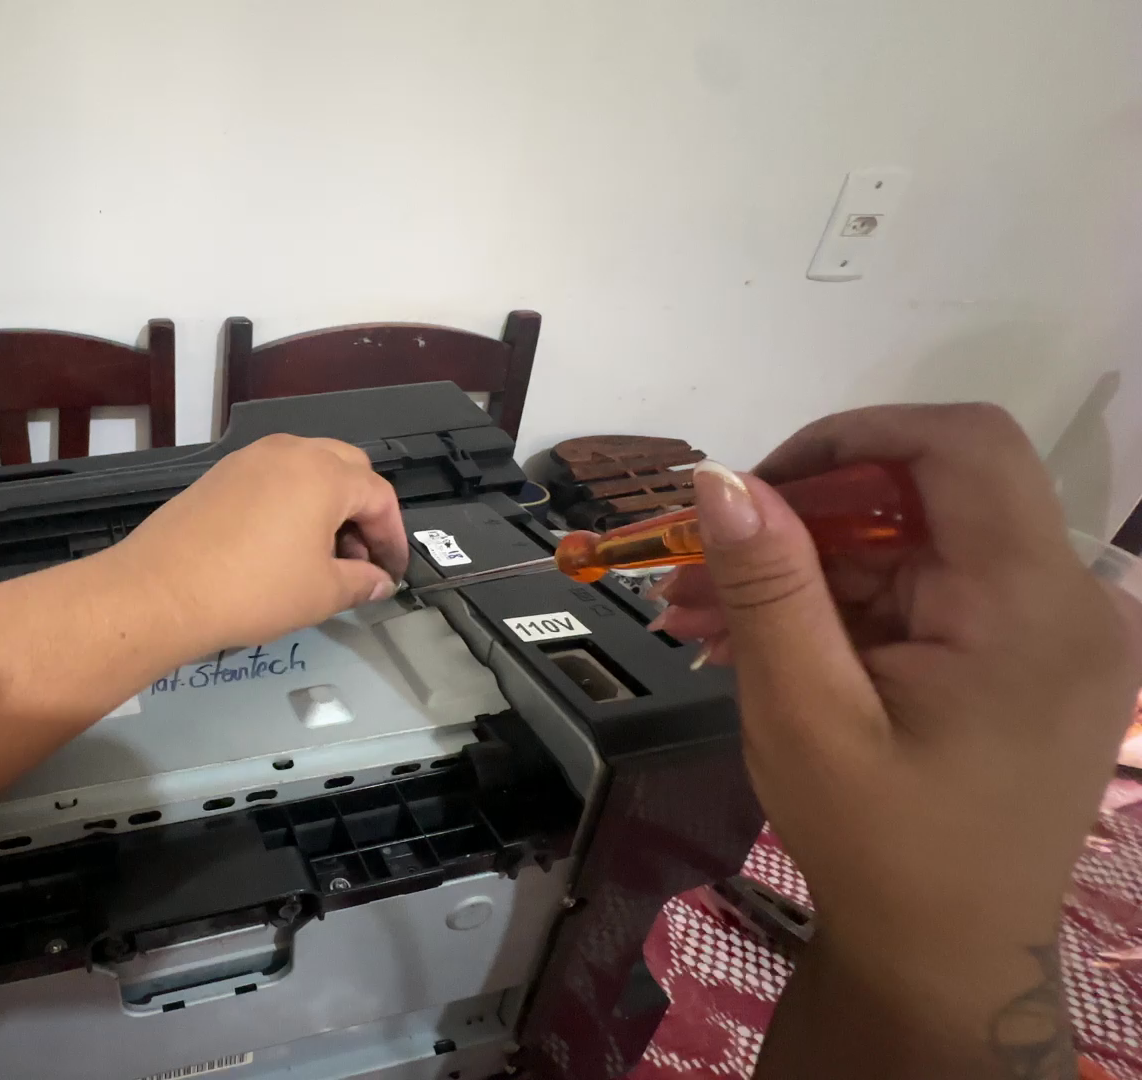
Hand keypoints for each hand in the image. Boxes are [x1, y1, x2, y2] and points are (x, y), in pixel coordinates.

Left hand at [108, 434, 408, 651]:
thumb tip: (377, 581)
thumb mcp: (321, 593)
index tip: (390, 572)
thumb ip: (360, 582)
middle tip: (357, 558)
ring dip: (325, 504)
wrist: (162, 591)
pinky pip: (270, 479)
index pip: (378, 495)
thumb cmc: (253, 590)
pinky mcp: (217, 476)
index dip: (392, 537)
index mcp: (324, 473)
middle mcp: (288, 451)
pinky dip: (288, 503)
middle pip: (346, 470)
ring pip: (305, 470)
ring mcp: (247, 459)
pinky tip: (278, 544)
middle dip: (361, 512)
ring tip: (319, 554)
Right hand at [652, 404, 1139, 1073]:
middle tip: (685, 571)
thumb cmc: (873, 833)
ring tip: (688, 615)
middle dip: (785, 524)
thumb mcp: (801, 705)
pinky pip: (899, 597)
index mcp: (1029, 605)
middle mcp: (1058, 600)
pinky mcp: (1003, 656)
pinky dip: (812, 608)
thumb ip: (766, 585)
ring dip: (782, 572)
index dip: (845, 438)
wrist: (939, 944)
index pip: (959, 448)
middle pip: (912, 501)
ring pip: (893, 550)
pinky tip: (735, 639)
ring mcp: (1034, 629)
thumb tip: (716, 479)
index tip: (748, 489)